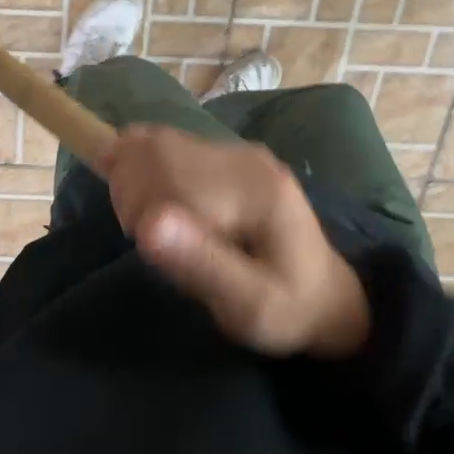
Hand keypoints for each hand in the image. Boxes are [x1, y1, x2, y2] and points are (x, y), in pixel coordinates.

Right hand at [96, 125, 369, 357]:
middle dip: (130, 192)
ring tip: (147, 225)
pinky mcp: (223, 158)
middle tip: (142, 238)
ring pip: (152, 143)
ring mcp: (234, 153)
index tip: (143, 247)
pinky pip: (161, 146)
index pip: (166, 172)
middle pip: (155, 148)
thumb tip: (149, 224)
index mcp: (255, 190)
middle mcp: (244, 159)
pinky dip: (140, 172)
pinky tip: (149, 206)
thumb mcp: (248, 305)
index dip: (138, 208)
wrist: (323, 298)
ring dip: (131, 183)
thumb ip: (202, 265)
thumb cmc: (286, 309)